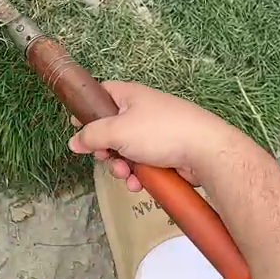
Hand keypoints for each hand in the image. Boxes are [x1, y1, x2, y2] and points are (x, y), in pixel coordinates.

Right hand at [67, 81, 258, 191]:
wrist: (205, 150)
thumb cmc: (159, 132)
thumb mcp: (117, 130)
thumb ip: (91, 136)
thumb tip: (74, 142)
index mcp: (129, 95)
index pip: (101, 94)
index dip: (87, 110)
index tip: (77, 127)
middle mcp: (142, 110)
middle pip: (111, 129)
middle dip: (105, 149)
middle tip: (104, 158)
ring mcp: (155, 132)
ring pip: (126, 150)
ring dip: (121, 166)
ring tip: (126, 175)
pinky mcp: (166, 152)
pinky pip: (143, 162)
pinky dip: (138, 174)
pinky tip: (139, 184)